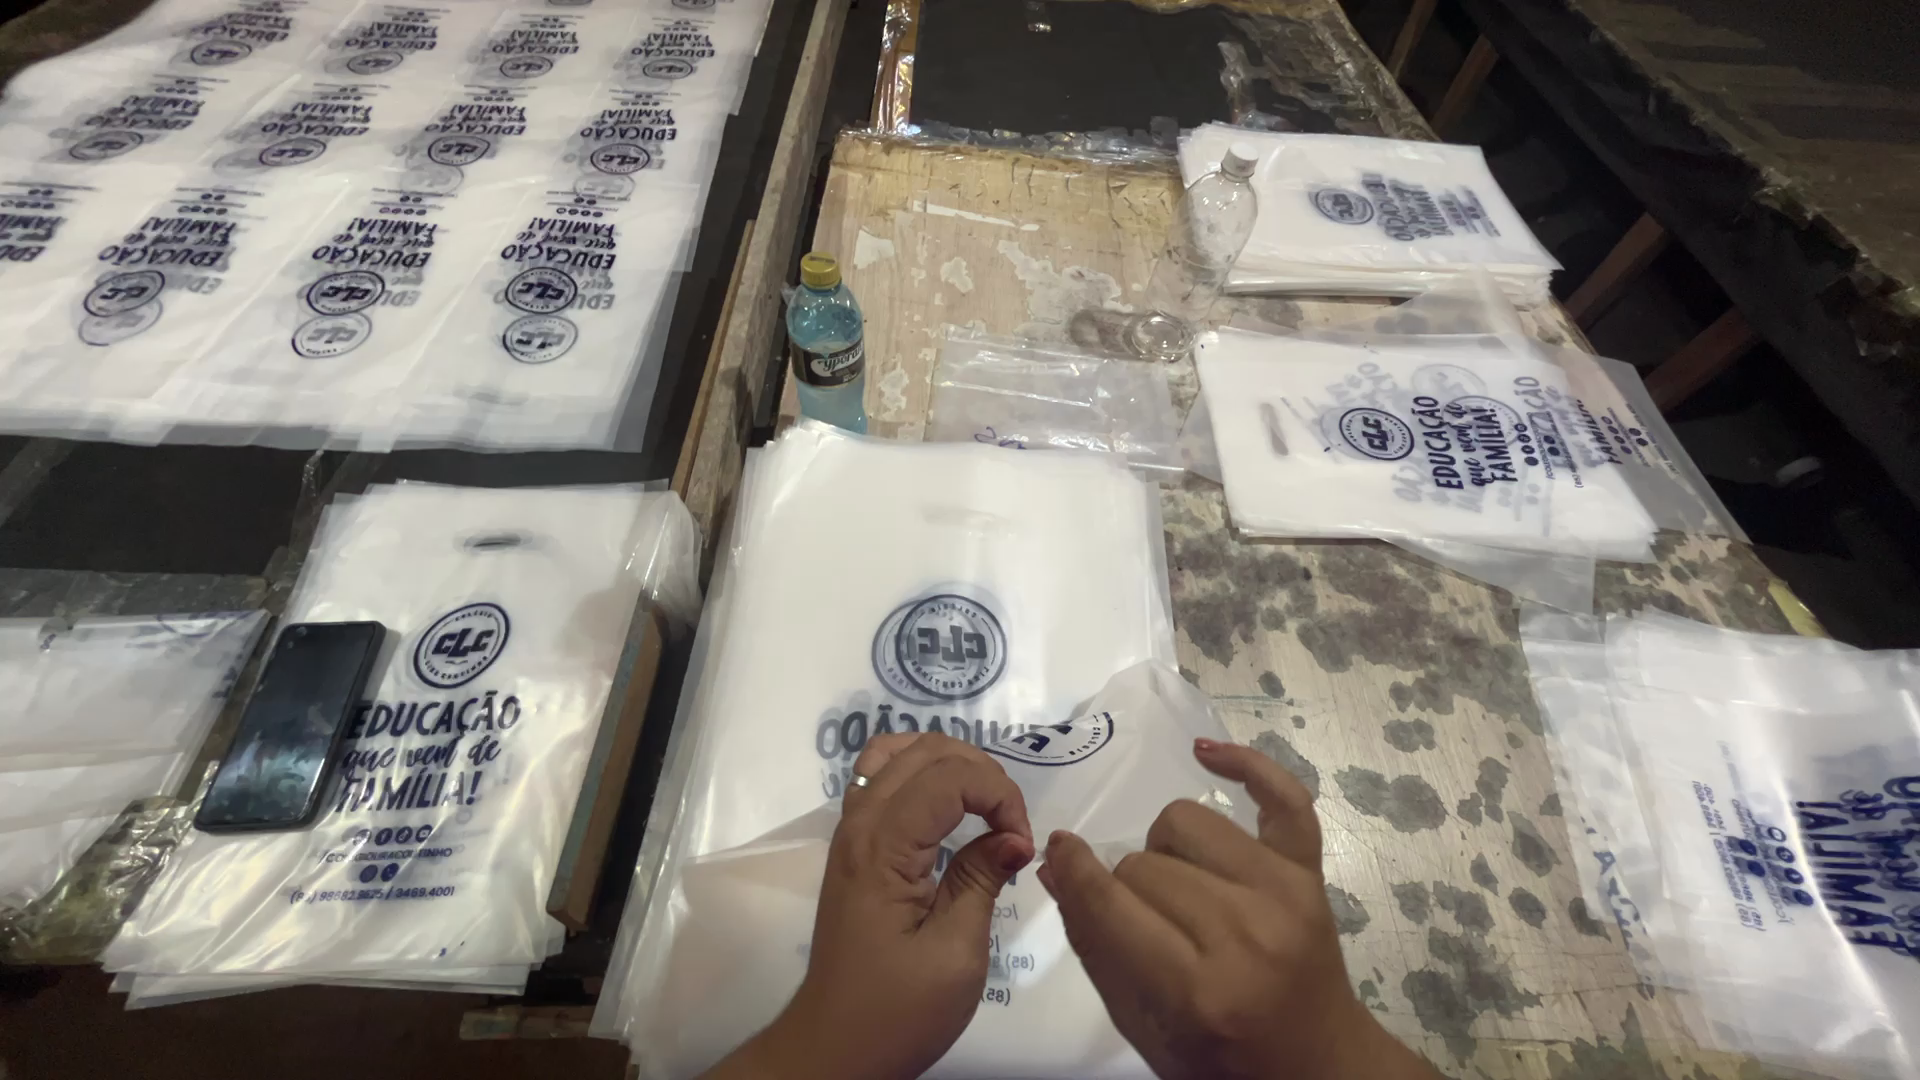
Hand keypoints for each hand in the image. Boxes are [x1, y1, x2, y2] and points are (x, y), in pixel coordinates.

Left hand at [706, 733, 1034, 1079]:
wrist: (835, 1047)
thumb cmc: (898, 1010)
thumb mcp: (957, 954)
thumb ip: (983, 879)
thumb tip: (1015, 837)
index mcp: (883, 847)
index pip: (949, 778)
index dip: (998, 795)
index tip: (1022, 842)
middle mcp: (860, 823)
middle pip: (925, 751)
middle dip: (980, 772)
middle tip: (1009, 824)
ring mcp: (850, 828)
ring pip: (896, 750)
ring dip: (948, 761)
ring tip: (982, 800)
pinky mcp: (852, 841)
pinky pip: (879, 775)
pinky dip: (917, 768)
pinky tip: (943, 796)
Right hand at [1038, 737, 1438, 1079]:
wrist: (1319, 1066)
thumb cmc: (1222, 1059)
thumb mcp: (1143, 1026)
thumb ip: (1094, 944)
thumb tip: (1054, 866)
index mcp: (1200, 991)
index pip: (1113, 903)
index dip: (1075, 872)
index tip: (1057, 850)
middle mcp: (1246, 933)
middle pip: (1143, 864)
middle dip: (1127, 888)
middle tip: (1146, 921)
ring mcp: (1284, 893)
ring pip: (1184, 822)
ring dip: (1166, 849)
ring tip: (1180, 882)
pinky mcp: (1309, 871)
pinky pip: (1282, 796)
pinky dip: (1246, 764)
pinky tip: (1204, 752)